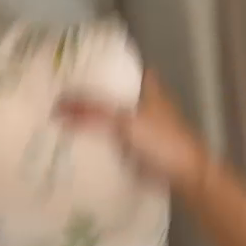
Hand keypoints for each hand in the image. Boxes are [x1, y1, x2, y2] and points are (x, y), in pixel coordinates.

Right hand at [57, 73, 210, 193]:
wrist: (188, 178)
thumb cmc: (161, 141)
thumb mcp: (123, 121)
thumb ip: (91, 112)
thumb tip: (57, 106)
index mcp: (150, 90)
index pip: (128, 71)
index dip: (109, 68)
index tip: (83, 68)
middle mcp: (150, 107)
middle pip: (120, 97)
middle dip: (97, 97)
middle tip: (67, 96)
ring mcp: (149, 132)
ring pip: (119, 122)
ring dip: (100, 124)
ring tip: (68, 121)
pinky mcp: (145, 155)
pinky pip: (119, 147)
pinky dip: (105, 147)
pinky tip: (84, 149)